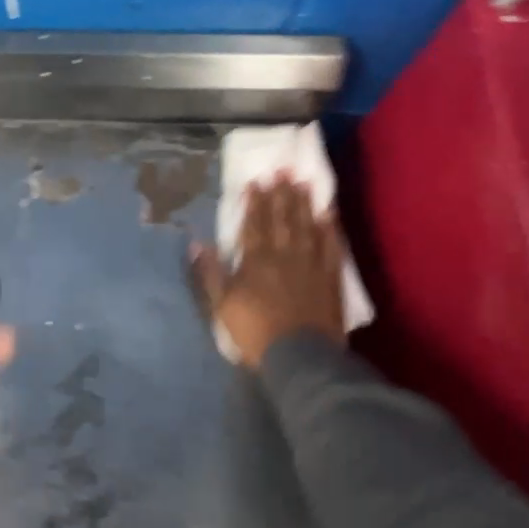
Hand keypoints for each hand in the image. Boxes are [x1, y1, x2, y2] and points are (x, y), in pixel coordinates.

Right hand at [192, 177, 345, 368]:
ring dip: (305, 203)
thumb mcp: (221, 306)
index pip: (254, 224)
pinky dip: (330, 229)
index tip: (257, 181)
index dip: (255, 202)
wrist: (300, 357)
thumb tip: (196, 243)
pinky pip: (332, 246)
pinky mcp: (331, 278)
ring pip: (308, 226)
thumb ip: (210, 273)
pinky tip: (329, 214)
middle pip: (282, 219)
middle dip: (281, 194)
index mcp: (255, 261)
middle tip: (284, 170)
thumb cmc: (255, 333)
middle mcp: (284, 254)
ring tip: (304, 183)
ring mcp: (311, 264)